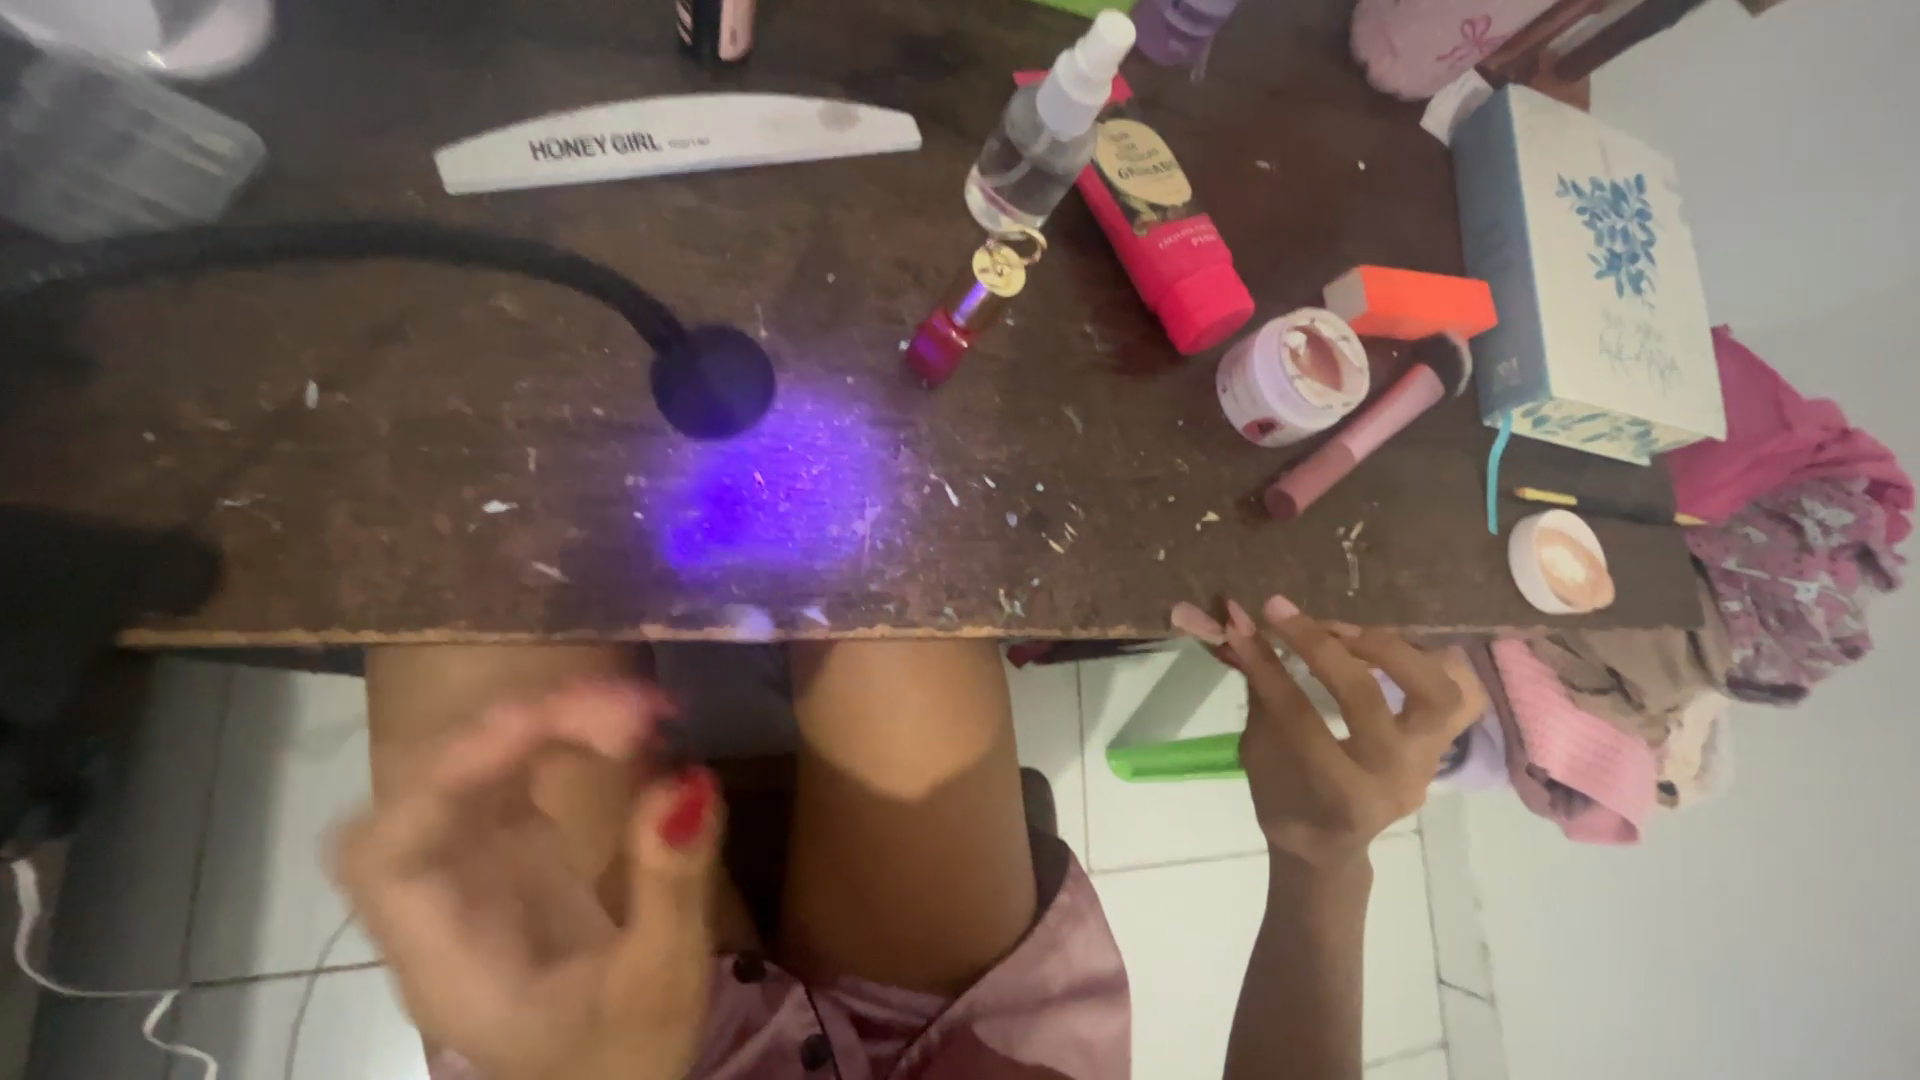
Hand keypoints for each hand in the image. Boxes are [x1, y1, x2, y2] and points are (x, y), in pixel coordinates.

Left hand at [333, 682, 720, 1079]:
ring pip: (473, 773)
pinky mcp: (514, 860)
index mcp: (446, 956)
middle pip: (429, 790)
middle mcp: (441, 904)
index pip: (388, 851)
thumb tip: (688, 779)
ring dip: (543, 726)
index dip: (450, 773)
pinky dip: (559, 743)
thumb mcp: (661, 981)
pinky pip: (514, 780)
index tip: (547, 728)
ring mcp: (474, 875)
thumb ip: (670, 886)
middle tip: (622, 711)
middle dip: (515, 731)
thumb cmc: (624, 1059)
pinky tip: (615, 737)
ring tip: (633, 712)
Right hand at [1175, 597, 1483, 866]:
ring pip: (1436, 692)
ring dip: (1389, 649)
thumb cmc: (1283, 798)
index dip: (1267, 666)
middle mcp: (1393, 778)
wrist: (1327, 845)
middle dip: (1323, 649)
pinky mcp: (1444, 745)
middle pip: (1368, 699)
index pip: (1298, 717)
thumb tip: (1238, 626)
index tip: (1241, 624)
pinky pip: (1465, 697)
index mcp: (1338, 794)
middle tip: (1288, 618)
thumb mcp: (1258, 748)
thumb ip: (1259, 688)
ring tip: (1345, 631)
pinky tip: (1391, 645)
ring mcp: (1427, 761)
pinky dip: (1434, 663)